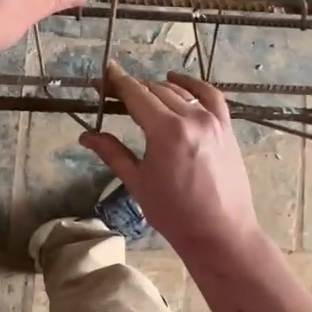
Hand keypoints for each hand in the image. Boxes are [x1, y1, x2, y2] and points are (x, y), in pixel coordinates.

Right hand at [79, 62, 261, 258]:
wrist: (221, 234)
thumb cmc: (174, 213)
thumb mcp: (138, 183)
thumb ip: (112, 153)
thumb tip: (85, 135)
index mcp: (165, 131)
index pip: (135, 95)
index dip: (116, 83)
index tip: (101, 77)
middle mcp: (190, 118)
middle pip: (155, 90)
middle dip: (132, 87)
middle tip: (112, 92)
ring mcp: (212, 121)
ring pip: (179, 92)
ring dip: (156, 88)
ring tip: (139, 93)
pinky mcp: (226, 128)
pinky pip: (210, 96)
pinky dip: (193, 84)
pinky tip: (177, 80)